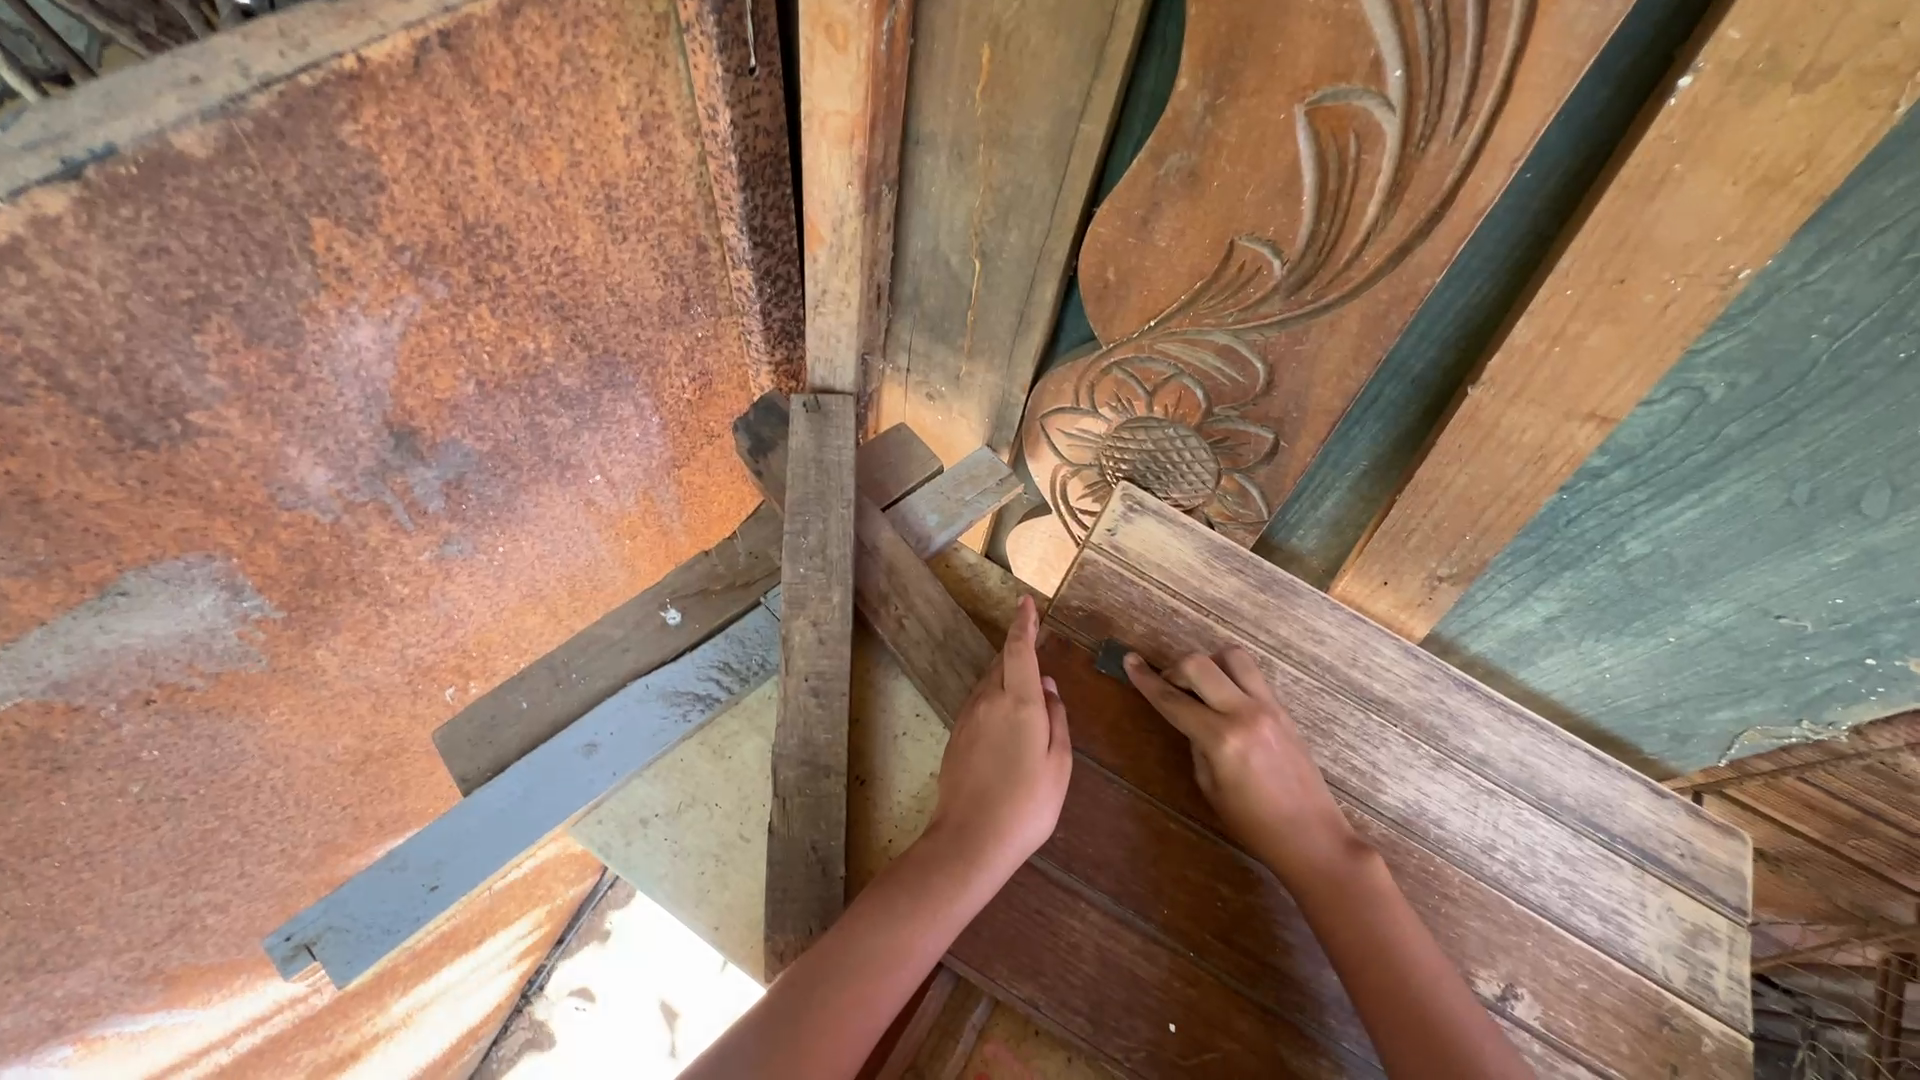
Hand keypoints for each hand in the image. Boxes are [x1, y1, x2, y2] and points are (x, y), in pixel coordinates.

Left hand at [926, 596, 1071, 874]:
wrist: (970, 840)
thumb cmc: (1027, 805)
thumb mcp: (1058, 764)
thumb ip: (1056, 719)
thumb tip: (1047, 686)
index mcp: (1018, 702)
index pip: (1019, 649)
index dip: (1023, 623)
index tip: (1026, 602)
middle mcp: (988, 701)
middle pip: (1002, 663)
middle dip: (1018, 650)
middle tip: (1035, 645)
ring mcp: (968, 718)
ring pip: (989, 684)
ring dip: (1006, 676)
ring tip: (1026, 688)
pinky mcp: (956, 737)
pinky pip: (980, 704)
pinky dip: (995, 698)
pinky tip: (1007, 720)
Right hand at [1123, 647, 1357, 881]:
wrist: (1312, 835)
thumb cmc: (1253, 824)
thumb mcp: (1209, 787)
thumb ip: (1195, 743)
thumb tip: (1189, 716)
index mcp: (1221, 739)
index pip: (1173, 699)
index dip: (1146, 679)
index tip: (1130, 660)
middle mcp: (1245, 713)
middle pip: (1199, 663)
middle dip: (1175, 669)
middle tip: (1170, 687)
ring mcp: (1269, 707)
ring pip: (1232, 656)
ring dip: (1209, 664)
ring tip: (1202, 688)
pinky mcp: (1284, 709)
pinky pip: (1252, 675)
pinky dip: (1231, 676)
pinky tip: (1226, 700)